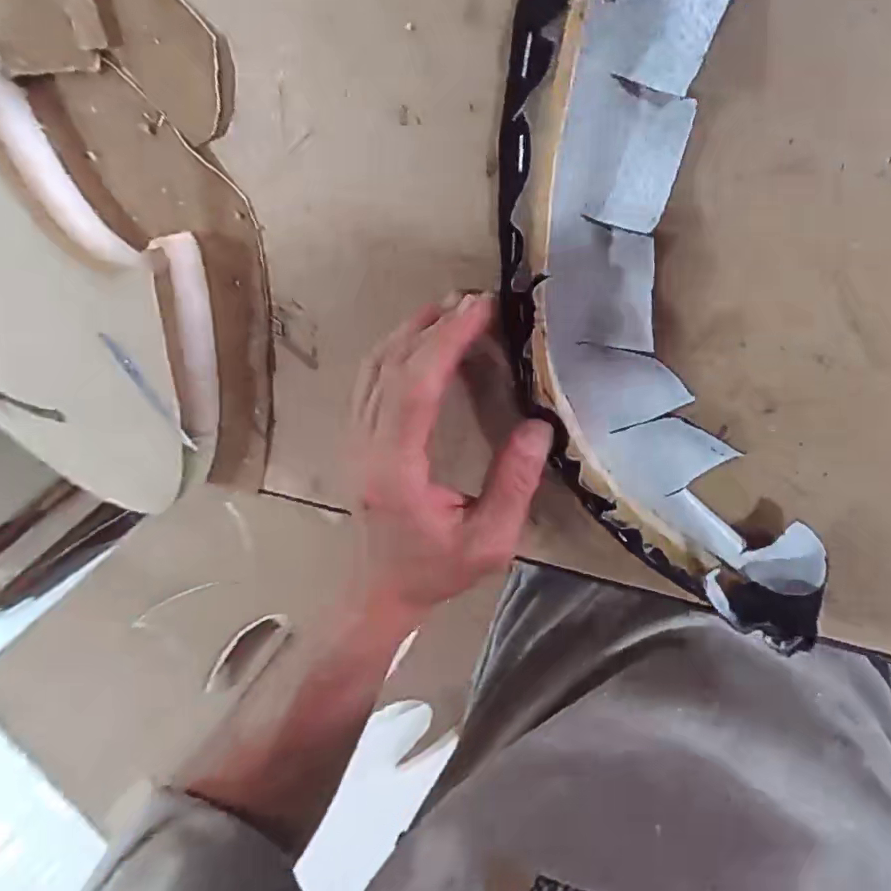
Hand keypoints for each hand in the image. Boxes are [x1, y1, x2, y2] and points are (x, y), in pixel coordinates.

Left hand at [348, 292, 551, 622]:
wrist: (379, 590)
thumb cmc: (435, 571)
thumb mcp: (489, 542)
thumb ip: (513, 485)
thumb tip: (537, 426)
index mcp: (396, 469)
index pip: (415, 387)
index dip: (447, 341)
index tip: (479, 309)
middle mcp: (366, 444)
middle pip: (392, 365)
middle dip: (434, 325)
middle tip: (475, 300)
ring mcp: (354, 438)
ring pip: (374, 366)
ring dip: (412, 330)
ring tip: (452, 308)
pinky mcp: (355, 437)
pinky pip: (369, 378)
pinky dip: (397, 348)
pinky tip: (422, 338)